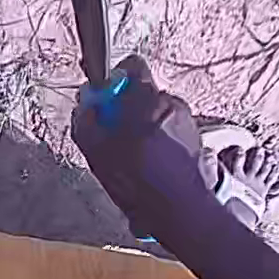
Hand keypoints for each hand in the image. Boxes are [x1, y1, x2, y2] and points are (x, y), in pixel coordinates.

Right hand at [70, 54, 222, 240]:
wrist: (179, 211)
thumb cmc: (139, 183)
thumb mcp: (98, 154)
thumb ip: (87, 124)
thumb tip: (85, 109)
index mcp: (148, 101)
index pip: (131, 67)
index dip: (111, 82)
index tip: (101, 103)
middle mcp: (172, 104)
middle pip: (140, 94)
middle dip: (122, 110)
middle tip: (108, 136)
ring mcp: (186, 120)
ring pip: (152, 113)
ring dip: (137, 127)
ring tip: (126, 156)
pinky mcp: (193, 138)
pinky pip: (165, 129)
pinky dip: (152, 140)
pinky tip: (143, 165)